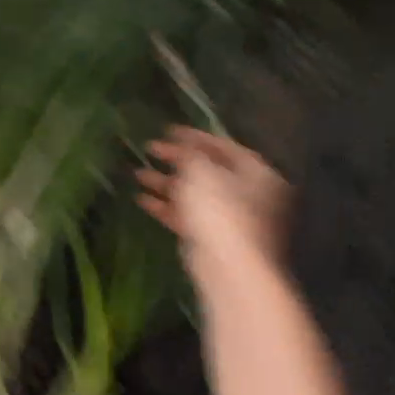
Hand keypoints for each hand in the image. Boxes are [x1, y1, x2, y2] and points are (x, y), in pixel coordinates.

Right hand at [139, 127, 290, 284]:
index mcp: (256, 175)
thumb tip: (184, 143)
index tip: (168, 130)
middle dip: (177, 159)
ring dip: (166, 182)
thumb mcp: (202, 172)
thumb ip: (192, 154)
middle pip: (209, 170)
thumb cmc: (219, 211)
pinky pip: (187, 214)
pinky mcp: (214, 235)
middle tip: (150, 149)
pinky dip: (166, 205)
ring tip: (137, 173)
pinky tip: (141, 199)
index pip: (227, 148)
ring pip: (195, 192)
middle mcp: (248, 194)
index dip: (198, 137)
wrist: (227, 264)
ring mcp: (231, 217)